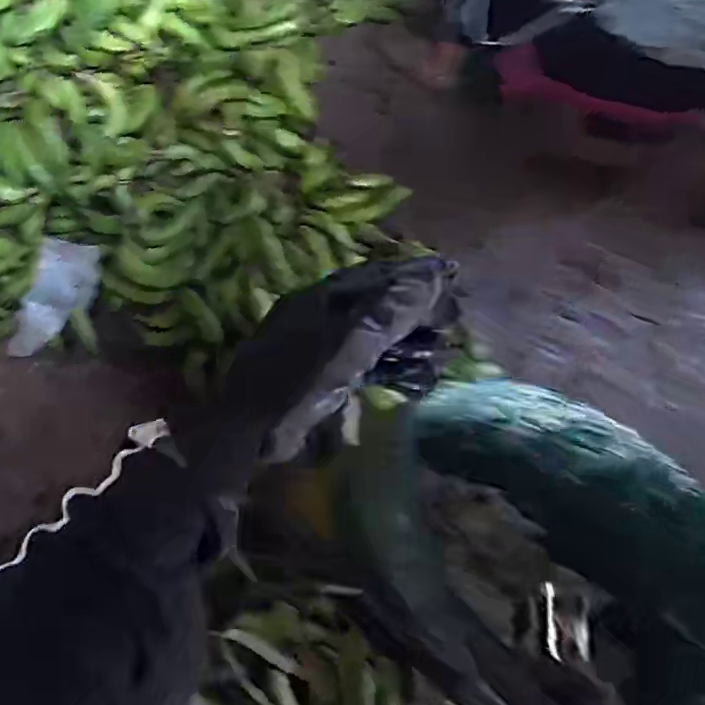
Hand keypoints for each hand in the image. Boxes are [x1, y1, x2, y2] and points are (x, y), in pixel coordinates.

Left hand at [171, 256, 454, 474]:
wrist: (254, 428)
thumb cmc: (299, 380)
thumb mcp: (348, 342)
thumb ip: (389, 310)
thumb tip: (431, 275)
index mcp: (317, 300)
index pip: (373, 276)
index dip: (412, 276)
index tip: (450, 278)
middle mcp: (316, 318)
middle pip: (375, 305)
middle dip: (414, 312)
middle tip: (450, 324)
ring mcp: (317, 349)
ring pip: (372, 335)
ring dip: (406, 342)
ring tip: (438, 353)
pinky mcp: (321, 379)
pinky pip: (364, 364)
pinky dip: (390, 368)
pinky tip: (415, 380)